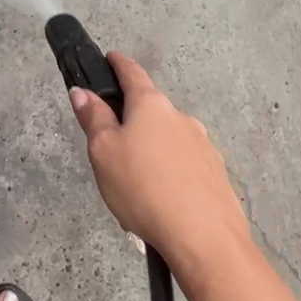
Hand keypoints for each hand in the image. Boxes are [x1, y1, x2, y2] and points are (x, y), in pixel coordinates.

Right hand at [68, 52, 253, 279]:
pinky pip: (186, 166)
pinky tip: (162, 199)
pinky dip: (171, 173)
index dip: (118, 63)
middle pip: (151, 109)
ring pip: (169, 139)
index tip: (110, 58)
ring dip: (153, 150)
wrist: (206, 241)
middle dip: (133, 119)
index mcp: (151, 105)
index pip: (132, 72)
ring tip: (137, 183)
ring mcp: (205, 147)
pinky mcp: (218, 177)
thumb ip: (93, 118)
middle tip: (113, 144)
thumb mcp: (103, 151)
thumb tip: (82, 91)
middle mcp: (181, 118)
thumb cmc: (145, 189)